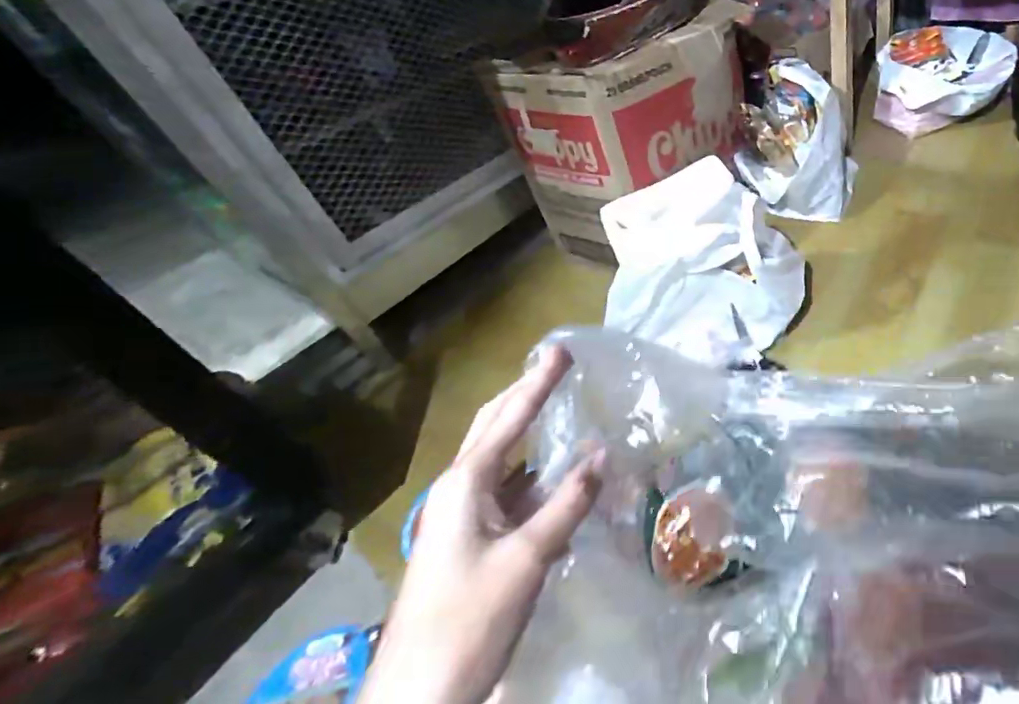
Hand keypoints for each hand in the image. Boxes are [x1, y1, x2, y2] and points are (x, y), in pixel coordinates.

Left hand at [358, 346, 602, 703]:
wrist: (416, 699)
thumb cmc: (469, 621)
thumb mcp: (527, 559)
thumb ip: (567, 503)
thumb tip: (602, 452)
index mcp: (465, 483)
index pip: (510, 417)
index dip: (539, 382)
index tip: (563, 350)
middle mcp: (457, 491)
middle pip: (493, 428)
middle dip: (524, 395)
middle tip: (555, 368)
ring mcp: (458, 520)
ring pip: (498, 463)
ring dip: (527, 436)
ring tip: (559, 415)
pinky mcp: (466, 546)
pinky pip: (504, 497)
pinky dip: (531, 482)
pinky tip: (556, 487)